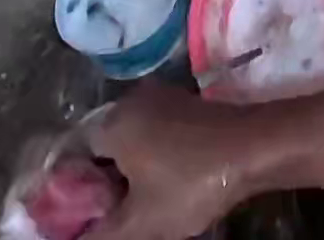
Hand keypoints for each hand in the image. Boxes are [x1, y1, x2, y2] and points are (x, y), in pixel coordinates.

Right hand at [84, 82, 280, 239]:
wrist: (248, 147)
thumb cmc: (189, 182)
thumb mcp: (141, 223)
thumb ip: (100, 236)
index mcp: (112, 121)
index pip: (75, 154)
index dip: (74, 189)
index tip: (85, 217)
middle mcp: (130, 100)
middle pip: (101, 144)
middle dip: (102, 181)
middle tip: (112, 215)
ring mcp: (159, 97)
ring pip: (129, 137)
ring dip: (127, 170)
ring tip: (138, 204)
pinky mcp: (182, 103)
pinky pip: (152, 129)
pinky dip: (150, 155)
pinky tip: (163, 182)